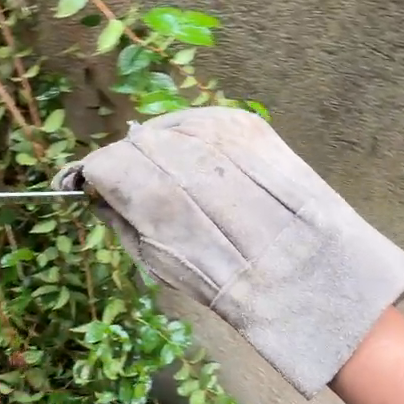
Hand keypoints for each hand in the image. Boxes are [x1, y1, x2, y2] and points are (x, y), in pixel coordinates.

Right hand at [60, 106, 403, 395]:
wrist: (308, 275)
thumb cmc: (229, 284)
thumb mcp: (160, 264)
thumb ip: (123, 220)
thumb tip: (98, 191)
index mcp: (157, 198)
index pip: (107, 165)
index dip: (96, 175)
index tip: (95, 186)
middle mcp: (186, 157)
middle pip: (137, 142)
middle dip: (128, 160)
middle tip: (132, 181)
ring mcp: (222, 136)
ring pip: (169, 126)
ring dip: (160, 145)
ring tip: (169, 170)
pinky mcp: (251, 127)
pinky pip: (206, 119)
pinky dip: (192, 133)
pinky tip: (196, 153)